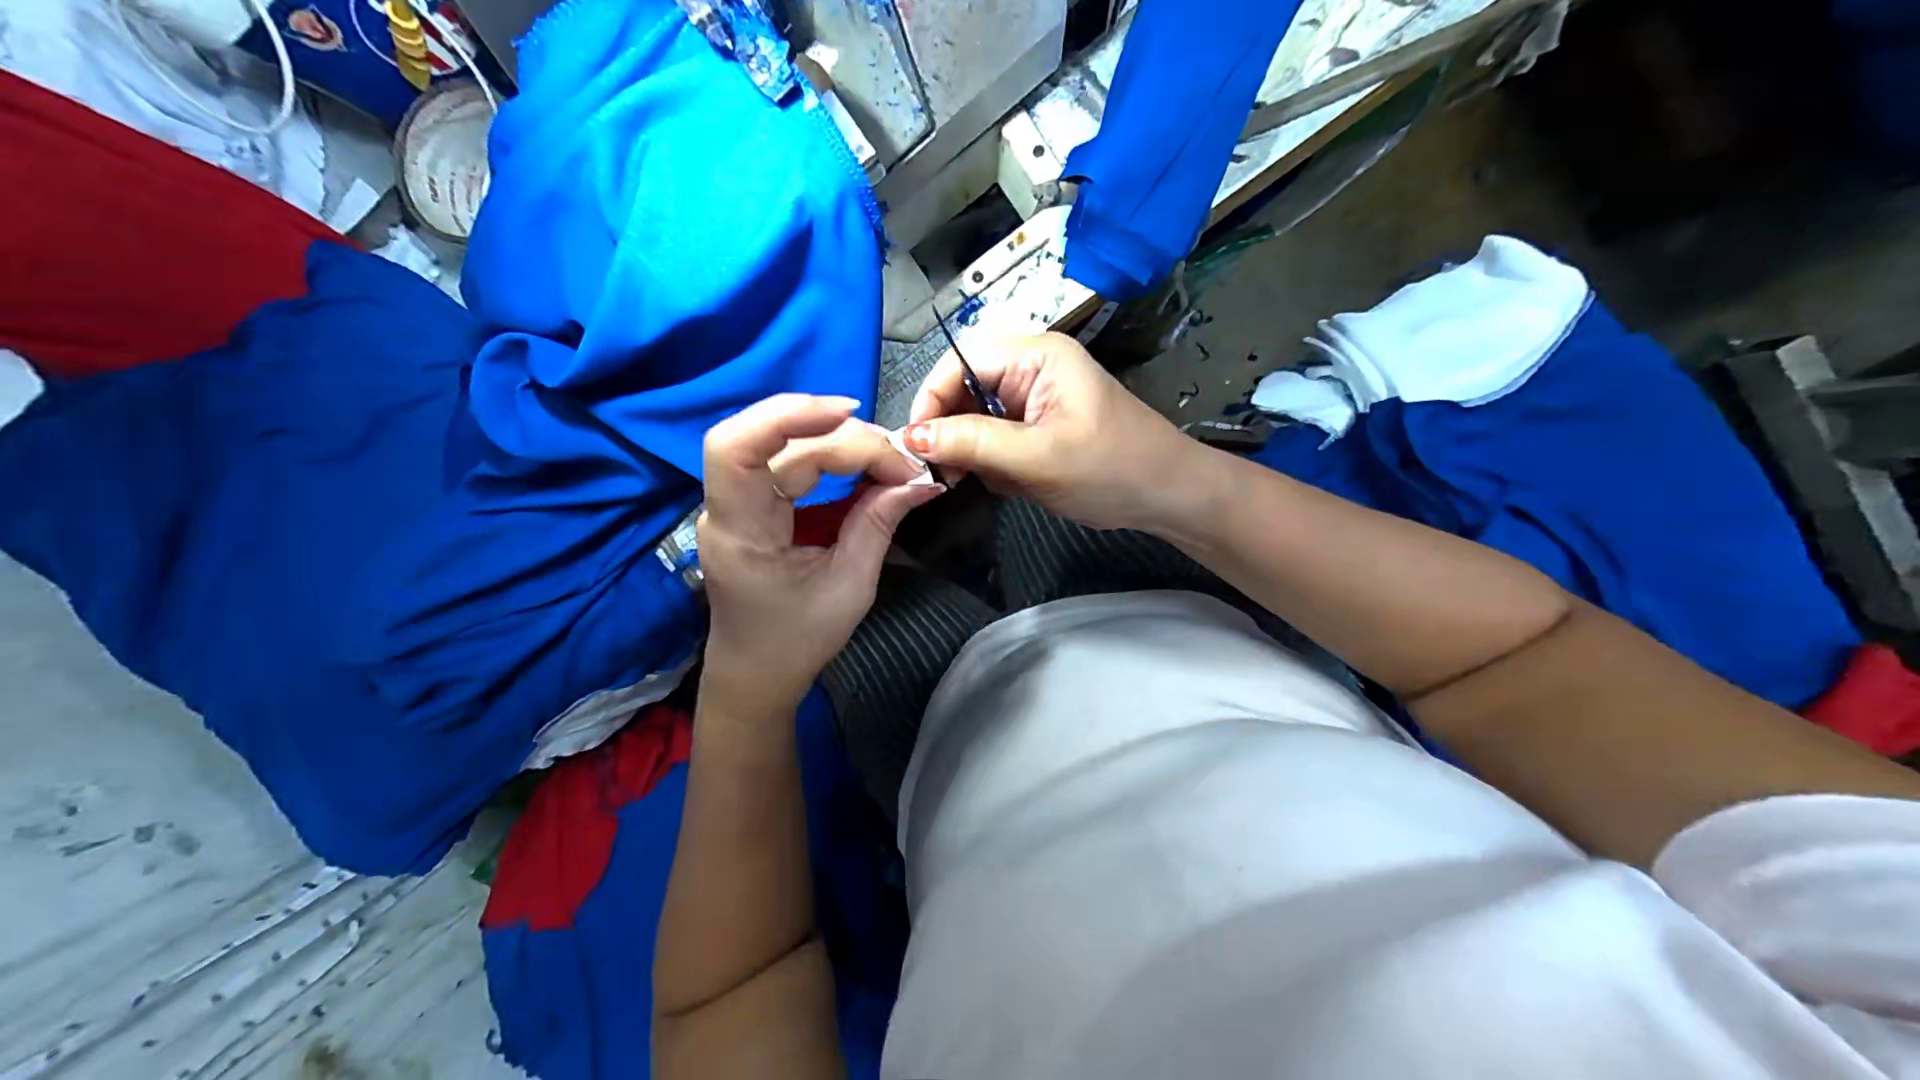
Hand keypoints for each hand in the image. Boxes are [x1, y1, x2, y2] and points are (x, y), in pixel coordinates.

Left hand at [698, 394, 941, 711]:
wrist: (756, 672)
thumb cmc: (797, 641)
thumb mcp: (849, 587)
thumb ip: (878, 524)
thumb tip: (920, 481)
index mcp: (741, 533)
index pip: (737, 448)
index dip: (788, 415)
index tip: (852, 415)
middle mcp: (729, 509)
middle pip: (777, 443)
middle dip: (844, 439)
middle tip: (901, 461)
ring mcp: (738, 504)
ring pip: (783, 446)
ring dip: (838, 442)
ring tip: (889, 458)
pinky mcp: (755, 505)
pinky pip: (788, 463)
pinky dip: (828, 455)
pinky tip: (863, 462)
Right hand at [905, 332, 1201, 531]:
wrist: (1167, 496)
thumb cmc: (1112, 469)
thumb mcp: (1037, 458)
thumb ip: (972, 443)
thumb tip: (911, 437)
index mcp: (1037, 355)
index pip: (960, 359)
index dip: (931, 397)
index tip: (915, 443)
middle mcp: (1031, 369)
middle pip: (964, 387)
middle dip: (950, 428)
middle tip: (941, 471)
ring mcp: (1034, 399)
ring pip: (975, 416)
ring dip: (969, 450)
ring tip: (977, 480)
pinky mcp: (1037, 427)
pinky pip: (993, 438)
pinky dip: (989, 462)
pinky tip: (1005, 482)